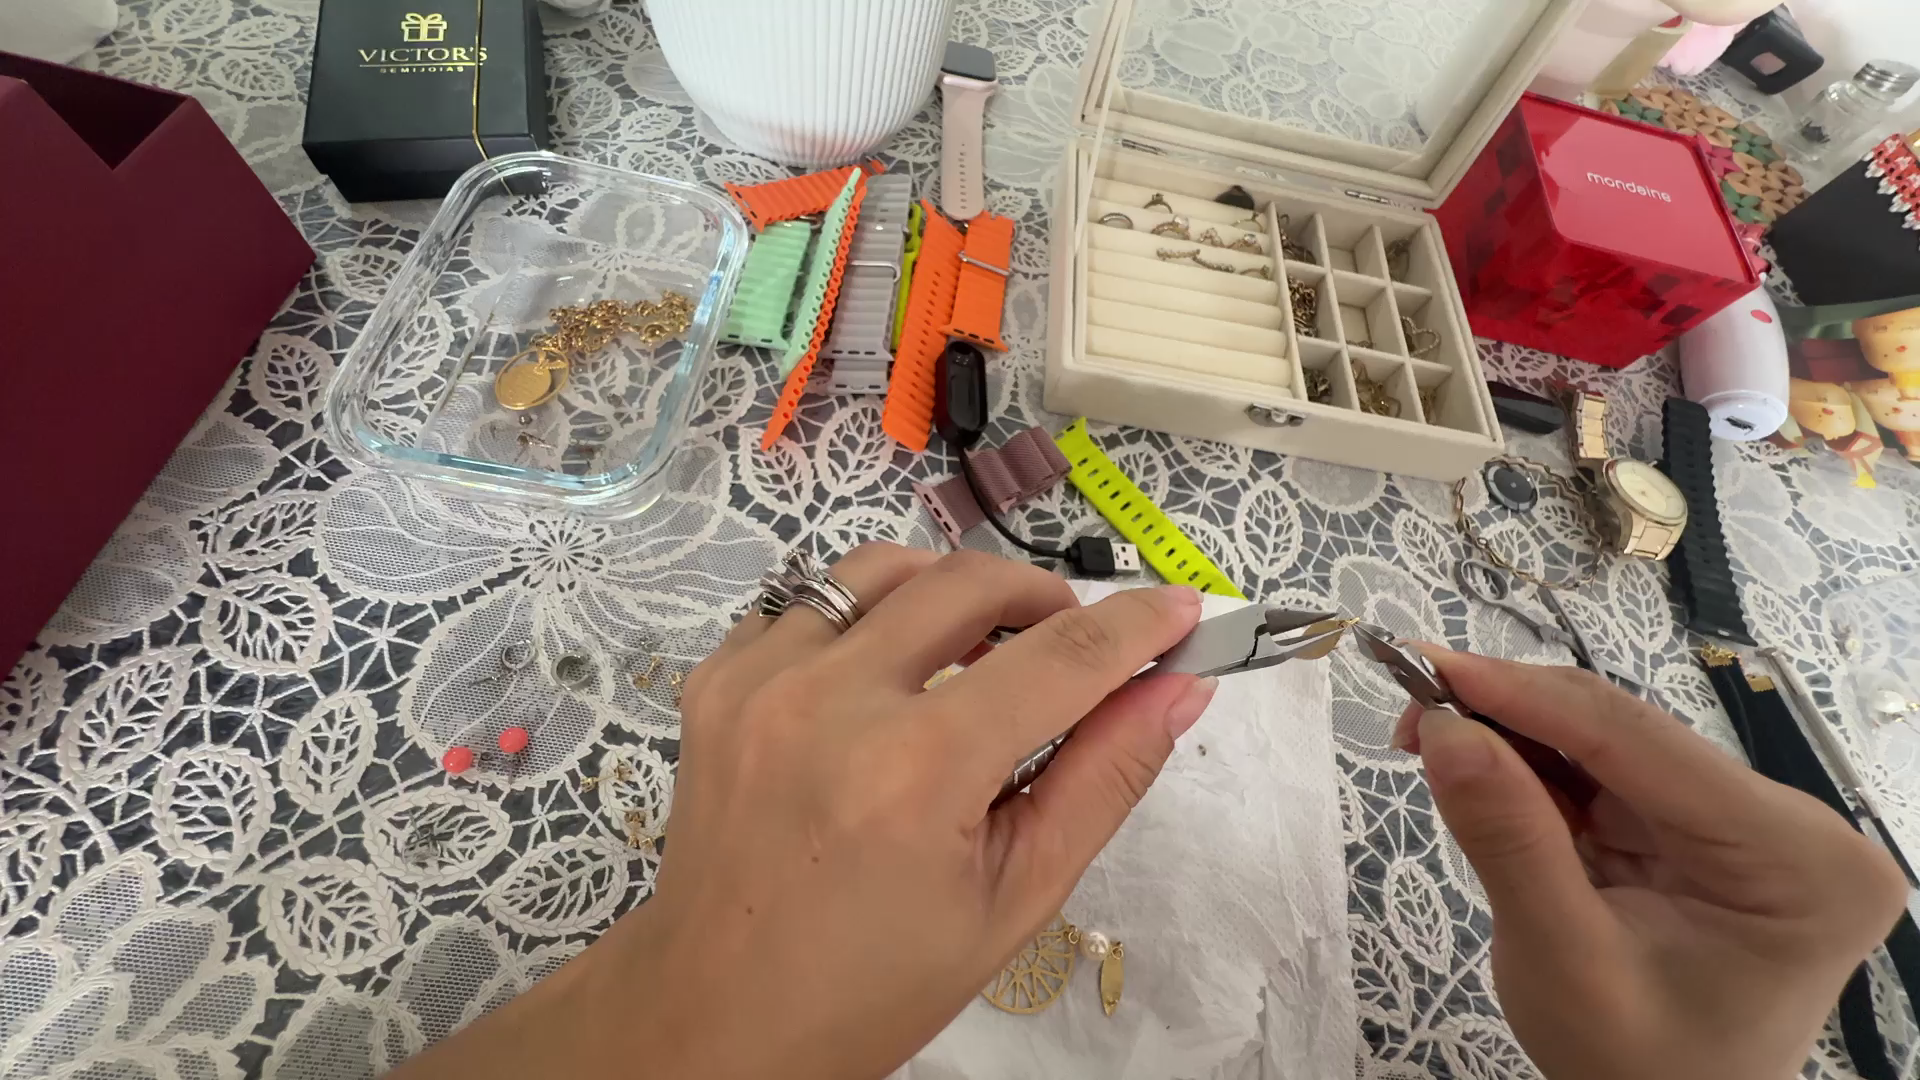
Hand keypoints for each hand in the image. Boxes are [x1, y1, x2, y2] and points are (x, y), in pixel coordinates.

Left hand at [390, 545, 1214, 1079]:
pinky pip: (813, 596)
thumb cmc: (880, 977)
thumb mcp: (1016, 895)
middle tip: (1069, 638)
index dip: (1134, 624)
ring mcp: (758, 676)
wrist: (719, 1013)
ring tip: (977, 643)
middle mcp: (828, 700)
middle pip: (968, 581)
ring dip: (953, 588)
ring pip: (886, 566)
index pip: (1057, 660)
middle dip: (1044, 595)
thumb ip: (1105, 778)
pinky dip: (870, 610)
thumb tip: (1177, 687)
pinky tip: (883, 664)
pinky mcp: (718, 674)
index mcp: (914, 773)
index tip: (1179, 606)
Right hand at [1390, 650, 1906, 1079]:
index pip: (1633, 739)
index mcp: (1793, 857)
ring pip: (1585, 734)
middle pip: (1609, 726)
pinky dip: (1511, 759)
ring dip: (1497, 729)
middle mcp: (1776, 819)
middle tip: (1406, 715)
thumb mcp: (1561, 960)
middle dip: (1499, 709)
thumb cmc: (1628, 1060)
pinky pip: (1579, 763)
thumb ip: (1507, 841)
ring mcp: (1727, 816)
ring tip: (1424, 743)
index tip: (1420, 662)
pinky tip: (1470, 770)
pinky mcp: (1676, 820)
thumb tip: (1443, 729)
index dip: (1518, 691)